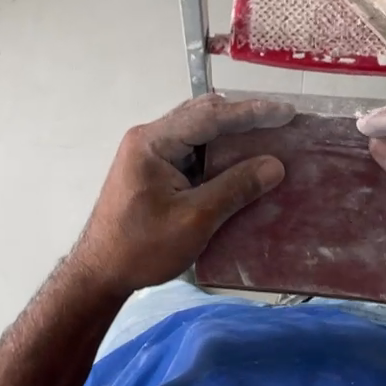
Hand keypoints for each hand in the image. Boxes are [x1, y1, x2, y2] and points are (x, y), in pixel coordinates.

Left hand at [69, 94, 295, 291]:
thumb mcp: (194, 219)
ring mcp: (148, 153)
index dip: (250, 113)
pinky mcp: (153, 170)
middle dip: (242, 116)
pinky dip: (216, 151)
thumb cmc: (142, 248)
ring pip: (196, 131)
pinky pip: (190, 150)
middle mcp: (148, 138)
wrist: (100, 273)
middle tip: (281, 120)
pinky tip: (240, 159)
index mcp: (153, 142)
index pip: (209, 116)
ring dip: (230, 133)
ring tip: (267, 134)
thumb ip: (235, 188)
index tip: (285, 112)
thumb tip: (275, 165)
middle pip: (202, 116)